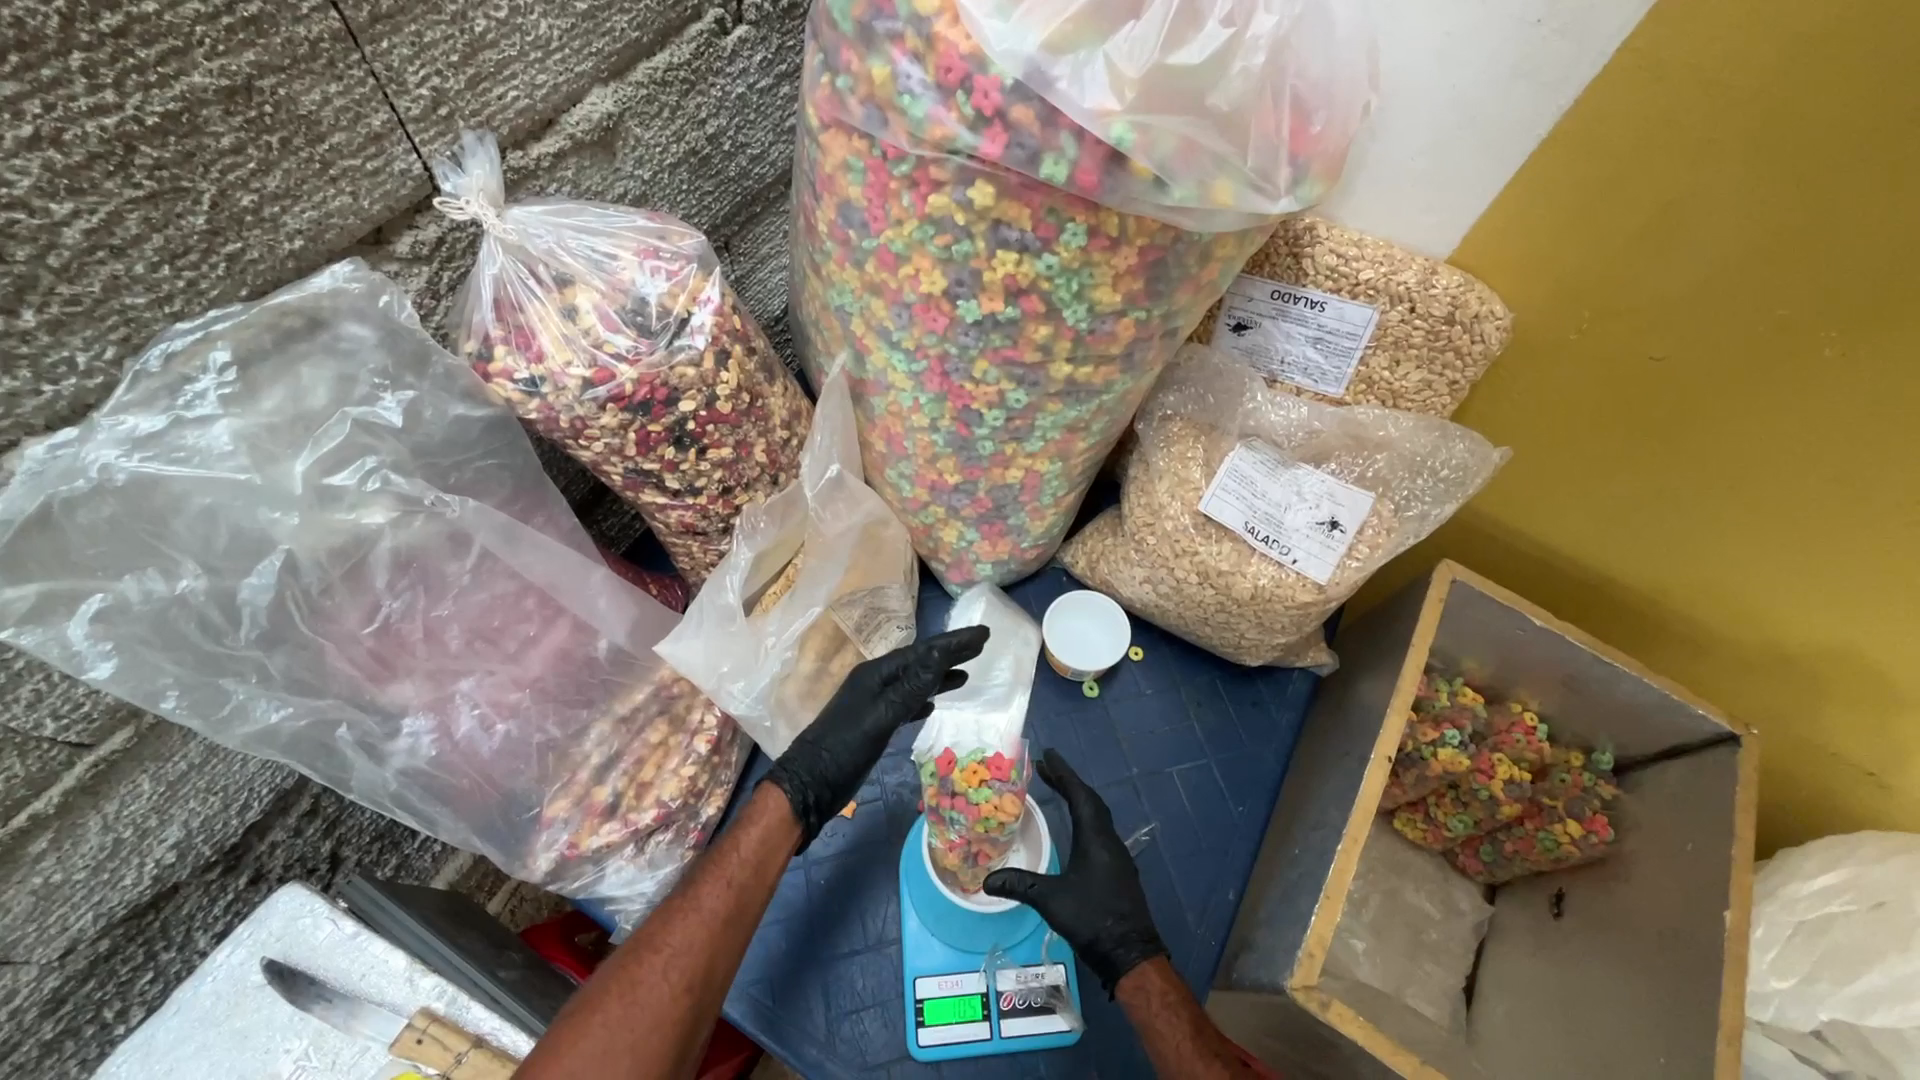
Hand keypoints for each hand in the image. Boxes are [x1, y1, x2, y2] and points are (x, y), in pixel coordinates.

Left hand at [764, 626, 989, 851]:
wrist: (810, 784)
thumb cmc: (844, 749)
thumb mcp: (882, 716)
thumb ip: (911, 686)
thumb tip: (939, 652)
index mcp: (876, 674)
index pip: (922, 652)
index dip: (953, 643)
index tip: (983, 634)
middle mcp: (875, 682)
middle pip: (919, 662)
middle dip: (950, 654)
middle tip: (981, 645)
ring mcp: (873, 703)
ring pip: (914, 682)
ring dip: (939, 676)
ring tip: (965, 674)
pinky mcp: (874, 723)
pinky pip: (906, 703)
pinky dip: (923, 700)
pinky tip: (934, 705)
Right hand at [984, 749, 1166, 992]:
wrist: (1131, 954)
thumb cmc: (1092, 919)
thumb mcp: (1051, 900)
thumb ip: (1020, 885)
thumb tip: (986, 879)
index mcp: (1096, 839)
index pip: (1080, 795)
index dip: (1064, 774)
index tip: (1048, 755)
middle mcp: (1109, 842)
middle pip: (1090, 802)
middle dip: (1068, 783)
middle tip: (1046, 769)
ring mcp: (1116, 858)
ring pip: (1096, 818)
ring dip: (1077, 800)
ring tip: (1056, 791)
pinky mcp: (1117, 872)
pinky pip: (1099, 833)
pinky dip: (1083, 820)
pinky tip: (1072, 830)